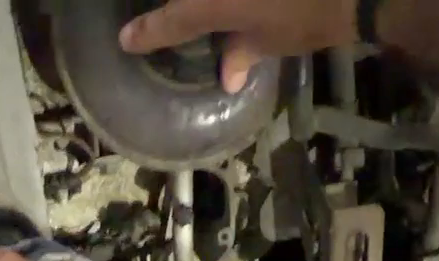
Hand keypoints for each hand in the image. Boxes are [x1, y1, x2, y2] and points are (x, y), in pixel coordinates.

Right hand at [120, 0, 358, 92]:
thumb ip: (243, 52)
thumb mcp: (273, 40)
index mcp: (211, 3)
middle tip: (164, 23)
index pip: (171, 20)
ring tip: (211, 17)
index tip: (127, 39)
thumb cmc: (311, 13)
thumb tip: (227, 75)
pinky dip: (231, 5)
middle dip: (174, 12)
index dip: (147, 32)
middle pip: (188, 3)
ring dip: (203, 10)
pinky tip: (243, 8)